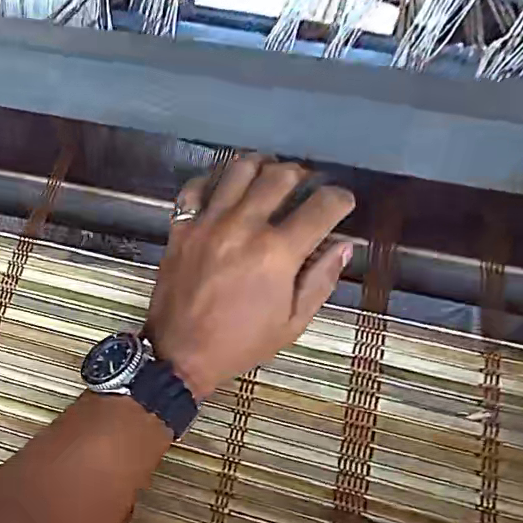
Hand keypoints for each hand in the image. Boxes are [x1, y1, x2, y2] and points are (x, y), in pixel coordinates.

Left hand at [147, 154, 356, 398]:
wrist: (179, 355)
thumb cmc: (240, 344)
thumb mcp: (291, 324)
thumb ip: (320, 281)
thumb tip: (343, 246)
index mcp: (277, 254)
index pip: (322, 205)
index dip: (340, 199)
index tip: (341, 203)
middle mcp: (243, 227)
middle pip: (281, 175)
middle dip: (302, 176)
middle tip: (305, 188)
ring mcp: (208, 223)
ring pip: (239, 168)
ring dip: (261, 167)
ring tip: (267, 178)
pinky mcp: (181, 228)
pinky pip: (197, 187)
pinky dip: (214, 181)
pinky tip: (225, 191)